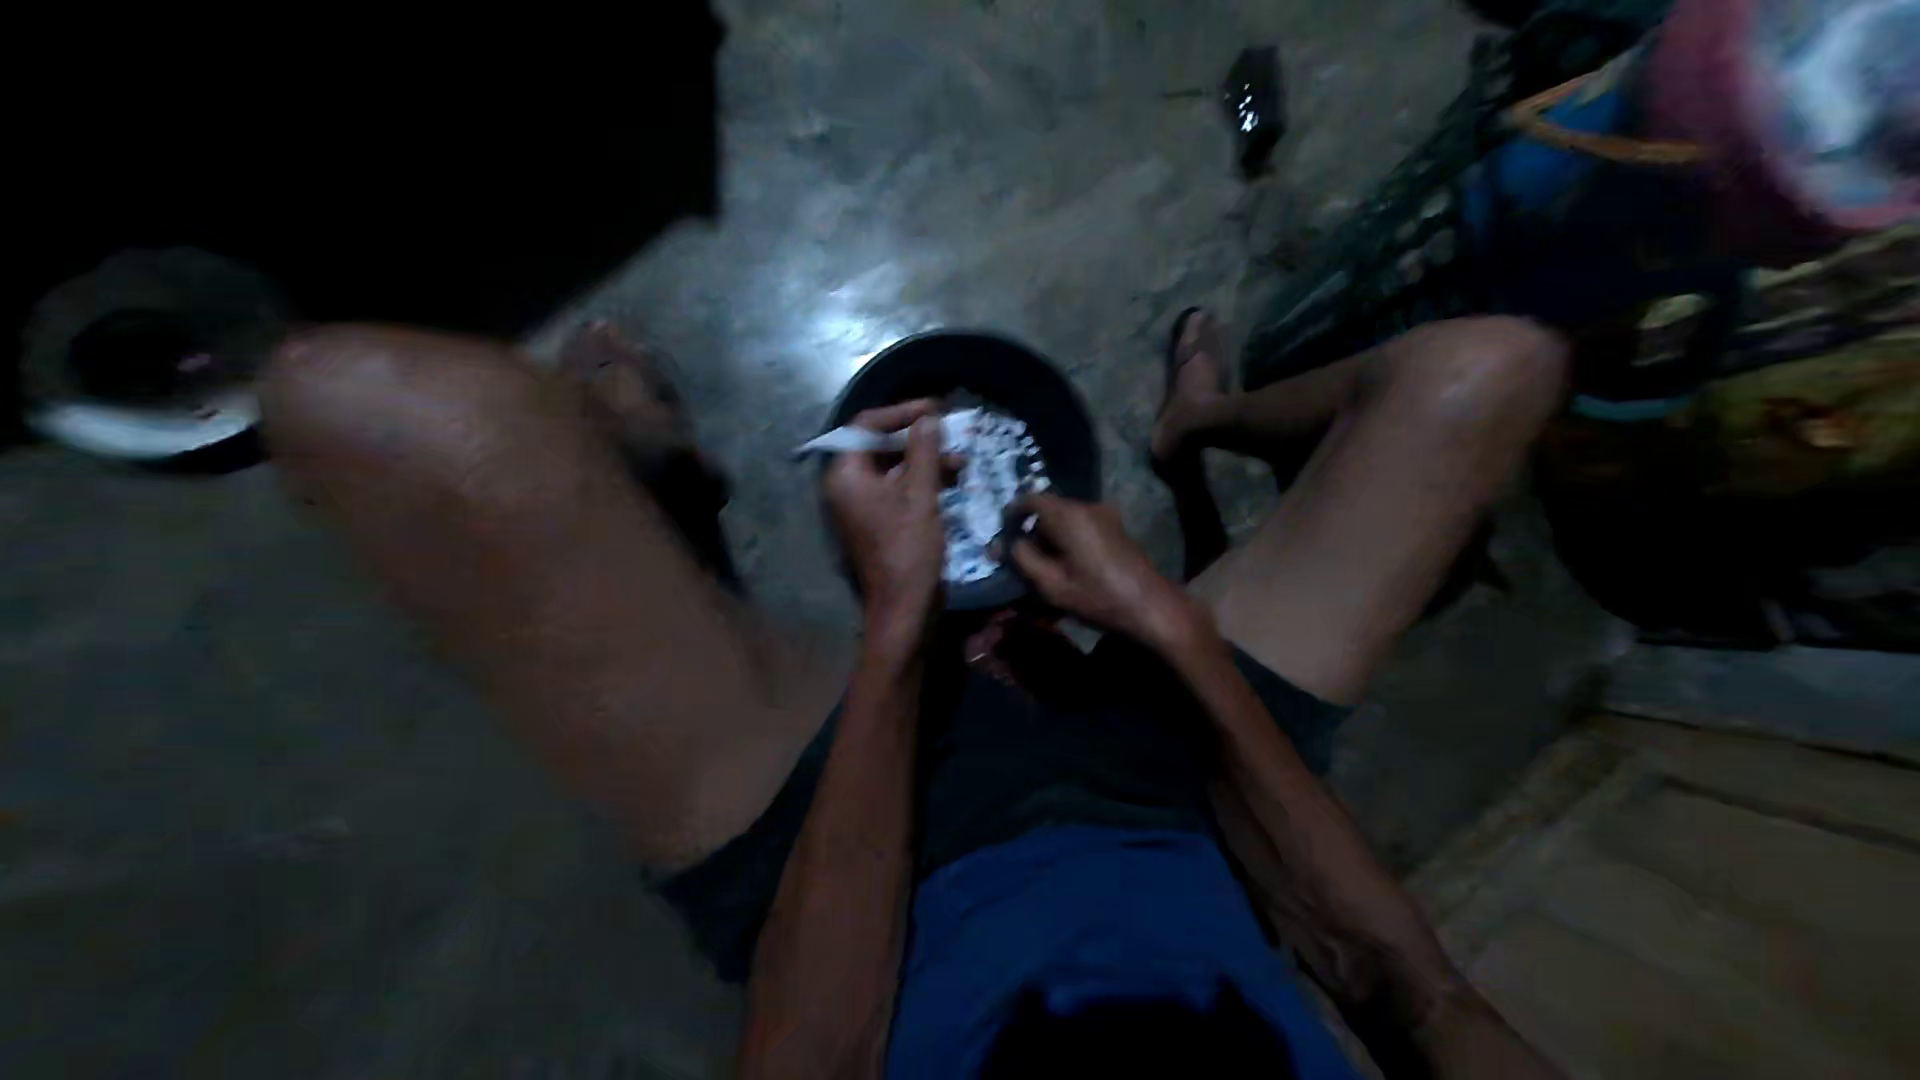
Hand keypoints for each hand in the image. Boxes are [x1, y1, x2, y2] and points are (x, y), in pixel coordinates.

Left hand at [823, 400, 946, 652]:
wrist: (903, 605)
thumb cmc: (908, 548)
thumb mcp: (920, 494)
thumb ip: (923, 451)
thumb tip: (928, 418)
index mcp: (846, 475)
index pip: (866, 425)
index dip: (902, 412)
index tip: (935, 409)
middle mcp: (848, 486)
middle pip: (879, 446)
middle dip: (918, 439)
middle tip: (950, 433)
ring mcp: (863, 504)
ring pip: (893, 468)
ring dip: (926, 461)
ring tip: (960, 462)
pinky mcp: (879, 520)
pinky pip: (898, 489)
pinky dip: (922, 481)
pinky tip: (952, 480)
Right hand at [1003, 494, 1208, 649]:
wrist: (1150, 607)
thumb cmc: (1097, 597)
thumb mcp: (1051, 584)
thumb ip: (1024, 558)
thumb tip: (1009, 544)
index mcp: (1069, 515)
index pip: (1030, 500)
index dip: (1011, 515)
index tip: (1001, 535)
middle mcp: (1087, 507)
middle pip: (1048, 509)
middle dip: (1029, 530)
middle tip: (1015, 556)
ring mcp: (1105, 516)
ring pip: (1064, 519)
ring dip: (1048, 536)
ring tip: (1038, 564)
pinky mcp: (1115, 529)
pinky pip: (1080, 526)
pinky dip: (1065, 539)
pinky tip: (1062, 564)